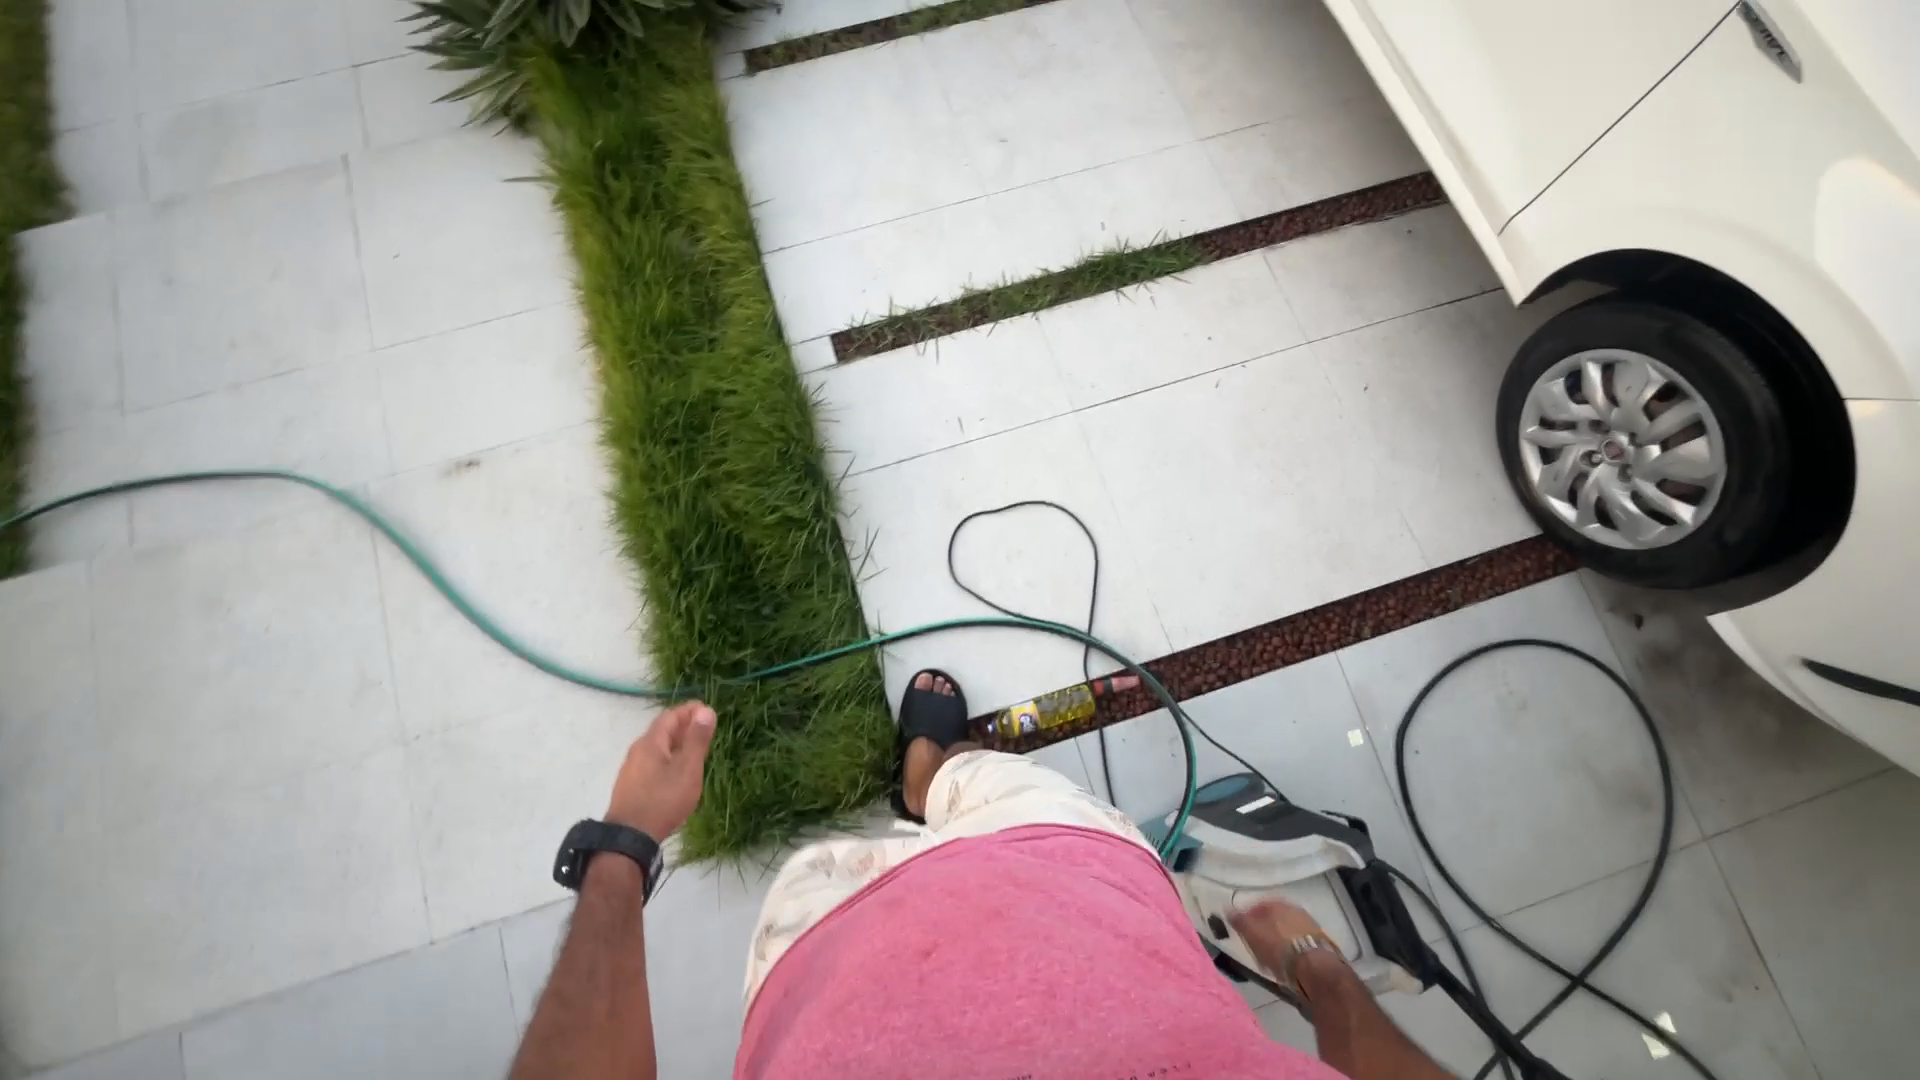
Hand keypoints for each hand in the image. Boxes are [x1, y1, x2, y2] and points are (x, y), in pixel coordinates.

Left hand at [605, 701, 716, 839]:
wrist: (630, 838)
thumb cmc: (663, 800)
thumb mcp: (687, 768)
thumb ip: (697, 739)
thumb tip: (705, 710)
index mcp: (650, 742)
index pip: (670, 716)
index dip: (690, 710)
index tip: (709, 711)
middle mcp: (637, 751)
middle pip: (662, 731)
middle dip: (684, 726)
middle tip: (706, 730)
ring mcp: (631, 770)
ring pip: (657, 748)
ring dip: (677, 744)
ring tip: (696, 751)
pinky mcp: (631, 787)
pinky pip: (653, 763)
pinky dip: (669, 758)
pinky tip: (678, 773)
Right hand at [1230, 898, 1341, 989]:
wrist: (1317, 969)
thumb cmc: (1279, 948)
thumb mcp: (1252, 934)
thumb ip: (1239, 921)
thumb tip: (1227, 909)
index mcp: (1277, 903)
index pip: (1257, 905)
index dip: (1248, 918)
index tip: (1242, 932)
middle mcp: (1295, 910)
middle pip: (1274, 918)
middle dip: (1265, 930)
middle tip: (1256, 946)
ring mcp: (1311, 927)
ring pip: (1288, 932)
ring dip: (1279, 943)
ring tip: (1272, 960)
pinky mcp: (1322, 946)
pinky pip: (1300, 946)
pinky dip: (1292, 953)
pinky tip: (1288, 965)